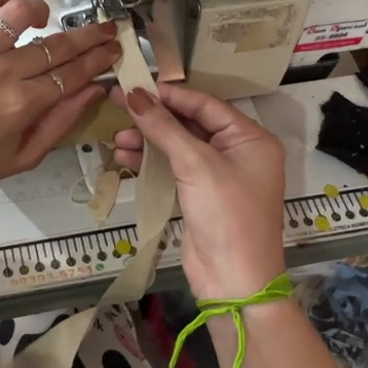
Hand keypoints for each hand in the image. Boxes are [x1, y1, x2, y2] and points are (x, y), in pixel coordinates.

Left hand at [0, 0, 117, 214]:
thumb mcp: (24, 157)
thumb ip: (61, 122)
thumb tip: (94, 90)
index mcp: (22, 104)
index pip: (73, 72)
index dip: (99, 58)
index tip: (113, 48)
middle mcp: (0, 73)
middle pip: (55, 45)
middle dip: (88, 36)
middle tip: (105, 28)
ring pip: (15, 17)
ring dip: (40, 10)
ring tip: (47, 16)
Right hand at [112, 83, 287, 299]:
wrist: (234, 281)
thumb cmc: (226, 215)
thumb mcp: (195, 165)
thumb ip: (164, 127)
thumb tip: (135, 94)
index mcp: (250, 139)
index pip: (206, 105)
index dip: (169, 96)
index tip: (136, 87)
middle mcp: (238, 152)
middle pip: (190, 124)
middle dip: (154, 120)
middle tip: (118, 106)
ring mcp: (219, 176)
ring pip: (178, 147)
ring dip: (148, 142)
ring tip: (117, 140)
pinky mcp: (201, 196)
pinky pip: (174, 169)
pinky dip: (151, 163)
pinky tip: (125, 158)